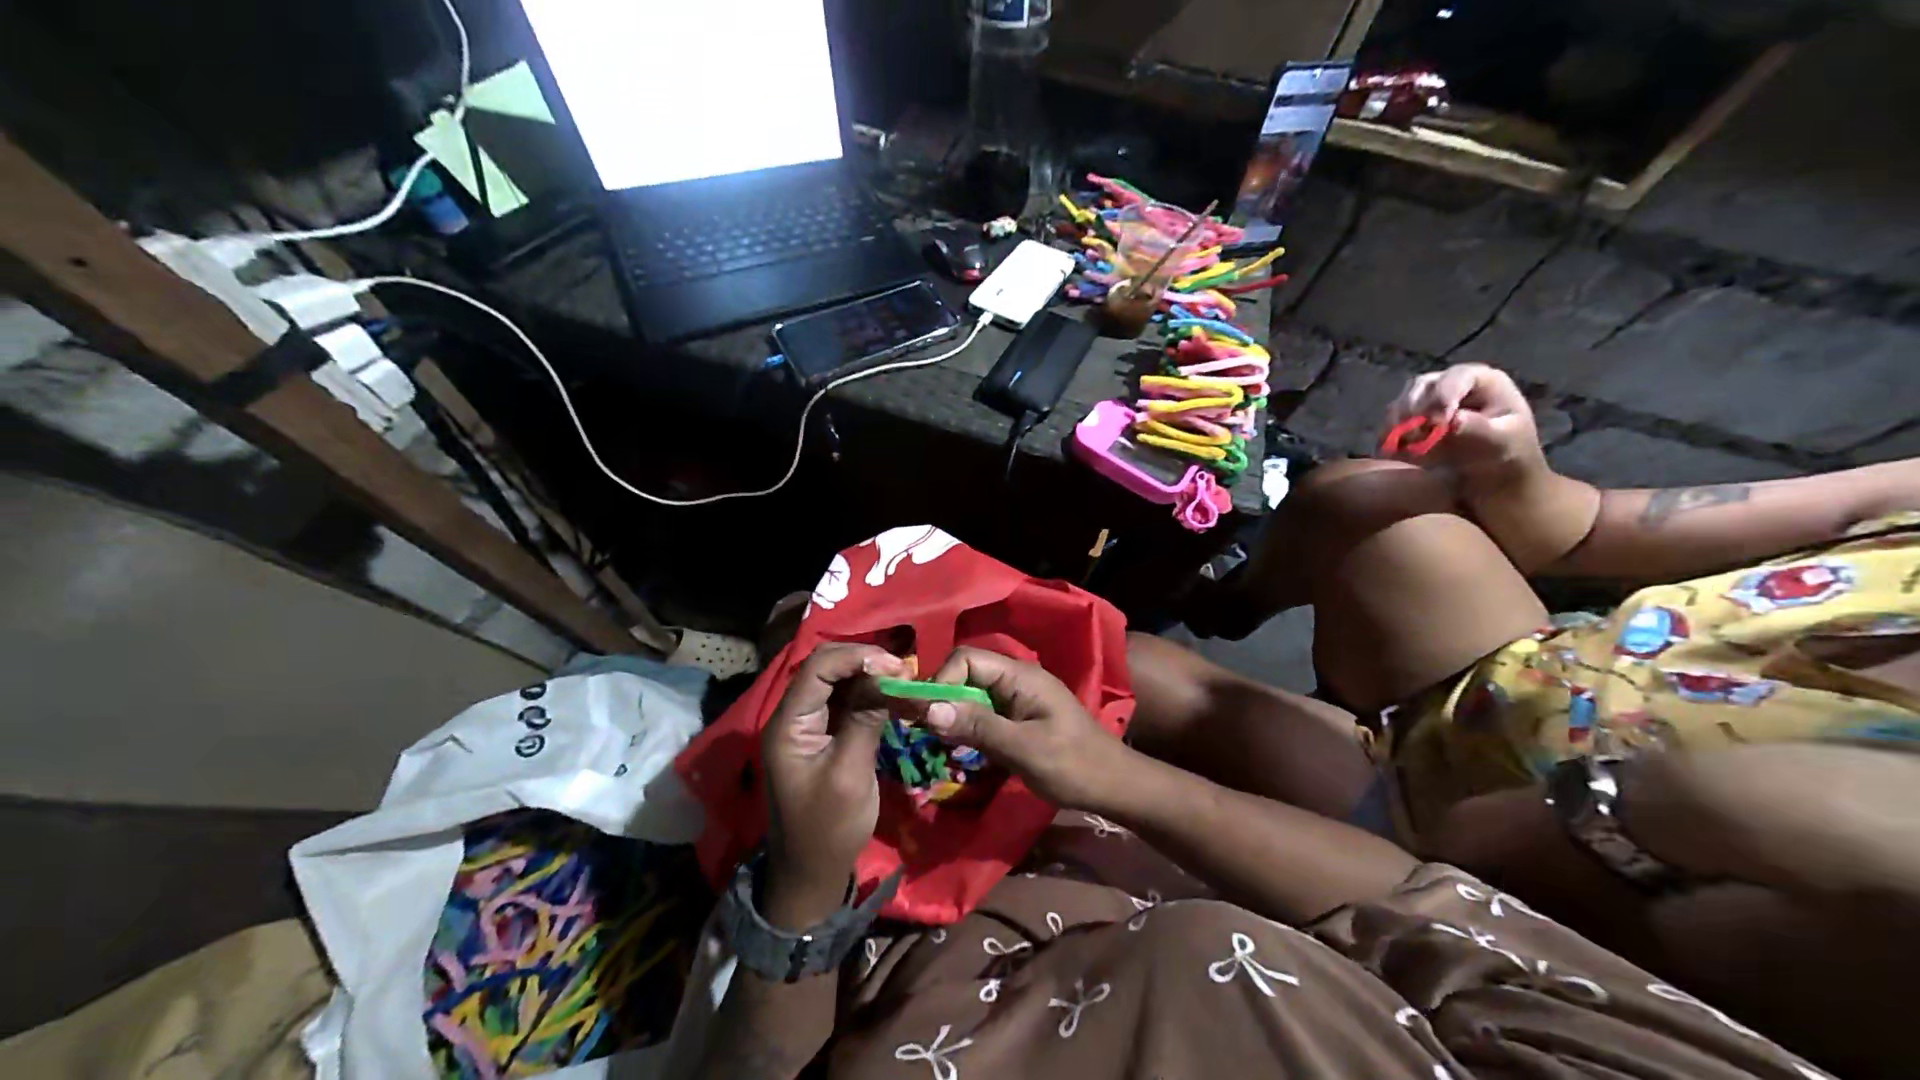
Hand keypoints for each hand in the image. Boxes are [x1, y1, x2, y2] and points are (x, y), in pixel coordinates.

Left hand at [760, 642, 905, 928]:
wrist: (811, 874)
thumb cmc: (828, 829)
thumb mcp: (850, 773)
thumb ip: (865, 718)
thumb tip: (887, 674)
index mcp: (788, 723)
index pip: (818, 667)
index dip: (857, 657)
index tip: (897, 667)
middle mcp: (794, 716)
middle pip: (827, 668)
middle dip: (866, 662)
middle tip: (905, 672)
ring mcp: (808, 726)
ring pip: (839, 682)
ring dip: (871, 677)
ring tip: (906, 682)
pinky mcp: (824, 736)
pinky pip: (847, 702)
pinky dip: (871, 695)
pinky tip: (896, 698)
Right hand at [919, 647, 1133, 811]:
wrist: (1113, 786)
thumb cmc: (1073, 766)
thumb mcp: (1023, 749)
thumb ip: (978, 727)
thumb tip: (929, 709)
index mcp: (1020, 675)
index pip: (966, 659)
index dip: (942, 681)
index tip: (929, 716)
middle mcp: (1015, 678)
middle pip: (965, 674)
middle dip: (942, 698)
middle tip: (925, 731)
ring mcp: (1017, 697)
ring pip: (970, 694)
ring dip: (952, 714)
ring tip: (938, 741)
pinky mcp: (1017, 717)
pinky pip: (981, 712)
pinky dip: (966, 726)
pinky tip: (959, 747)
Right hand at [1386, 363, 1543, 477]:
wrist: (1493, 470)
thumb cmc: (1507, 451)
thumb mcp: (1502, 441)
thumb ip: (1479, 429)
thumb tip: (1452, 420)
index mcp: (1482, 380)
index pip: (1457, 377)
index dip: (1443, 395)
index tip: (1437, 423)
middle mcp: (1450, 384)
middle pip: (1422, 385)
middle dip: (1413, 408)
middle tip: (1412, 434)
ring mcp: (1427, 399)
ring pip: (1402, 402)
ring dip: (1397, 423)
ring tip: (1400, 445)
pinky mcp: (1410, 419)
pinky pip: (1392, 422)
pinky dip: (1389, 436)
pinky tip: (1391, 450)